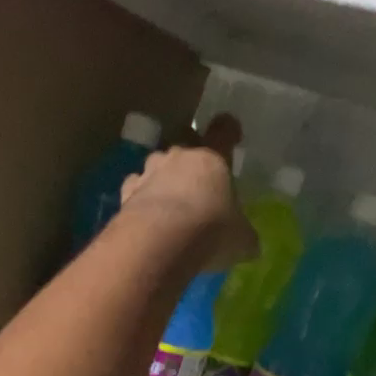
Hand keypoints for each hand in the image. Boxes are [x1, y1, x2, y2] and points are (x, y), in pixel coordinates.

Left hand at [117, 113, 258, 271]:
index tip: (231, 133)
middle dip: (191, 162)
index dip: (228, 131)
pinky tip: (145, 219)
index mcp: (212, 159)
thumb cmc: (211, 231)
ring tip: (169, 205)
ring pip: (157, 167)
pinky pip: (135, 190)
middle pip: (186, 147)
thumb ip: (244, 235)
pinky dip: (141, 200)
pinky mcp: (126, 194)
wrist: (160, 242)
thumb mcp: (241, 239)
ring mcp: (149, 173)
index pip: (223, 132)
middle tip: (198, 183)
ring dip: (163, 180)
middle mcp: (179, 158)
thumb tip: (249, 244)